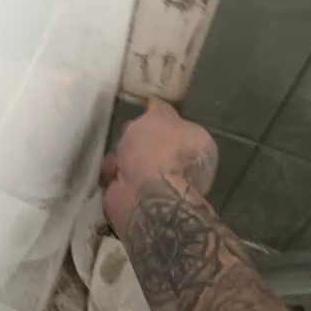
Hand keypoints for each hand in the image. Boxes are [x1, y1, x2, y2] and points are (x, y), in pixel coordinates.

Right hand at [101, 99, 218, 234]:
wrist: (143, 196)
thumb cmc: (156, 150)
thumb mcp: (158, 117)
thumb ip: (158, 111)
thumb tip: (157, 107)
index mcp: (200, 146)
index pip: (180, 129)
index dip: (160, 123)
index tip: (143, 119)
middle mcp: (188, 168)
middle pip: (157, 148)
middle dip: (138, 144)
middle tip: (126, 139)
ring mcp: (166, 188)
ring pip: (139, 166)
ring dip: (123, 160)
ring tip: (115, 158)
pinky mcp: (144, 203)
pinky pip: (127, 183)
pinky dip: (116, 178)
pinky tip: (110, 173)